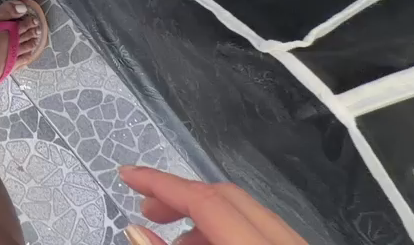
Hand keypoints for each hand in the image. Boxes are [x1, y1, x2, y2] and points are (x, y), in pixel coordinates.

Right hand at [120, 167, 307, 244]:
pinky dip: (229, 232)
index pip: (206, 200)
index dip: (160, 182)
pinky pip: (264, 233)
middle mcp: (288, 242)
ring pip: (249, 214)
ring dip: (204, 216)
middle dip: (180, 196)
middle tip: (147, 210)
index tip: (125, 175)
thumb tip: (134, 229)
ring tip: (175, 240)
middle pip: (228, 197)